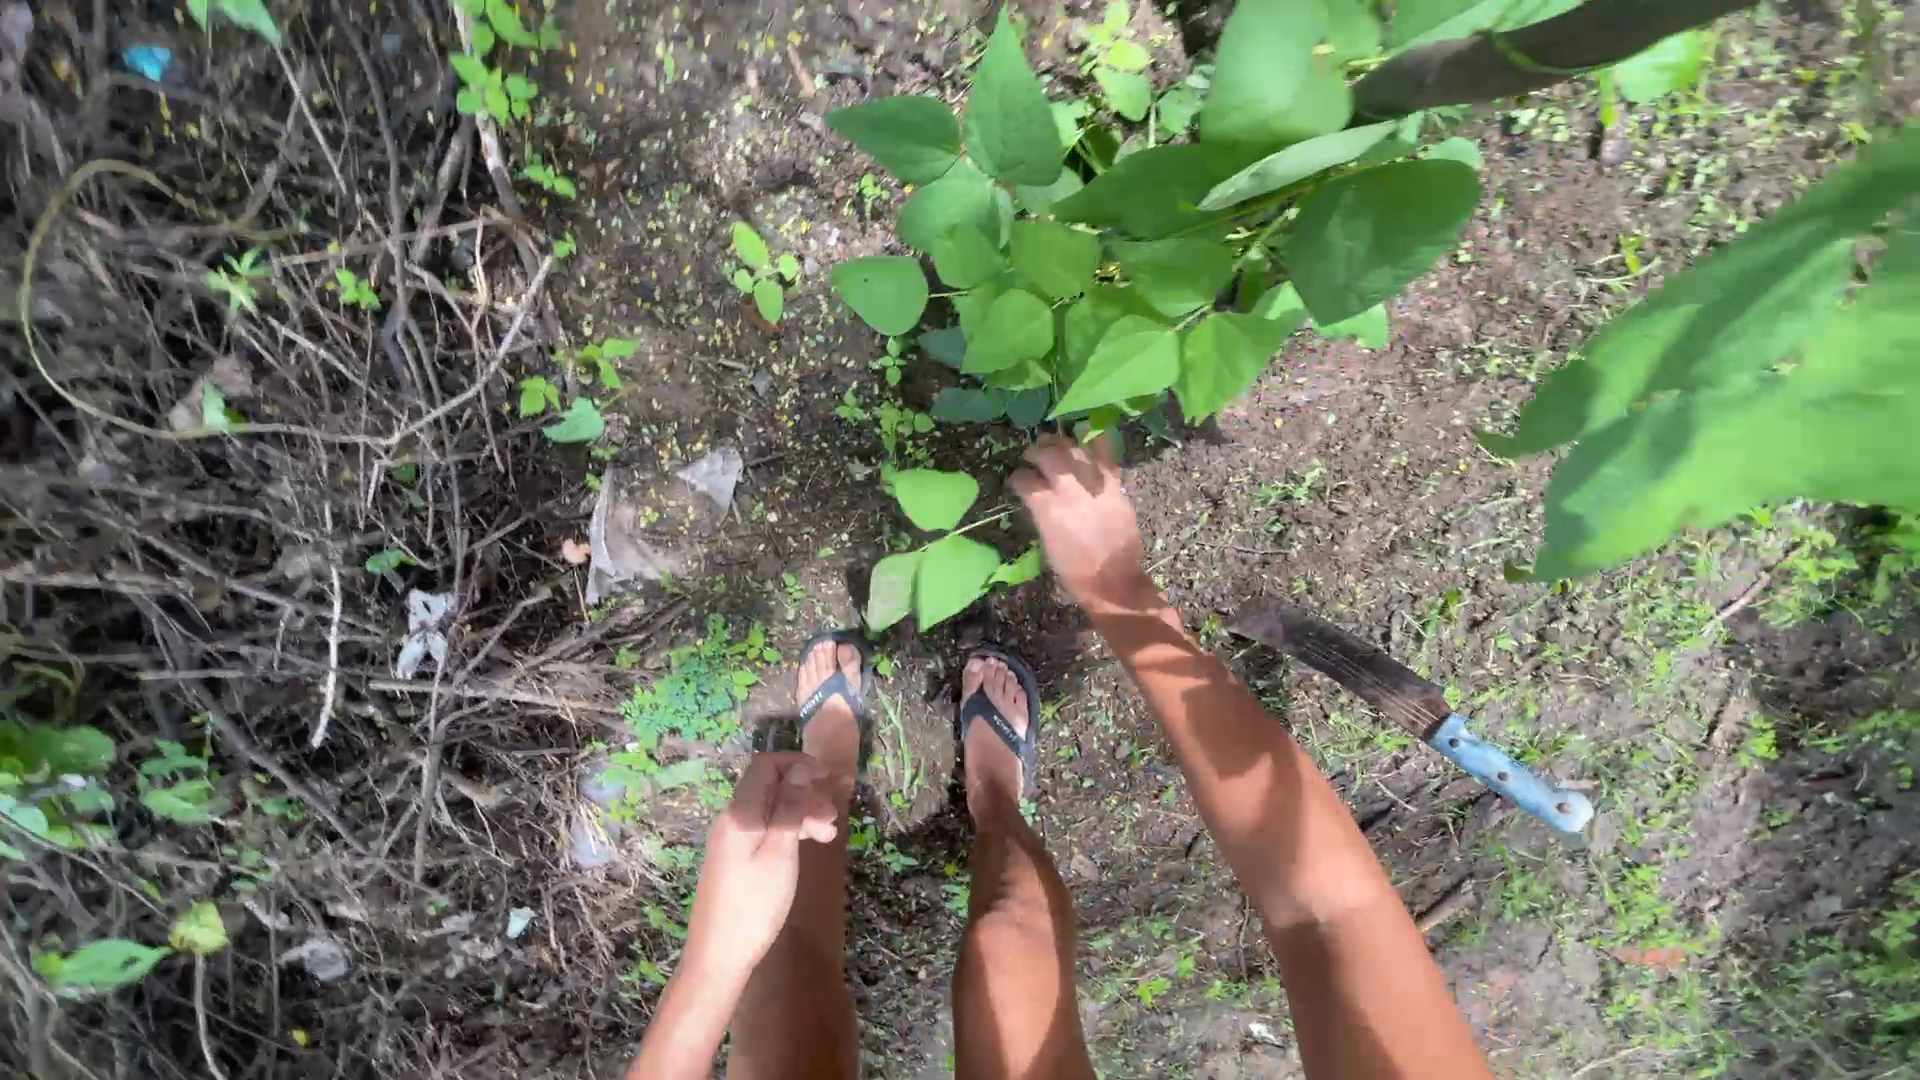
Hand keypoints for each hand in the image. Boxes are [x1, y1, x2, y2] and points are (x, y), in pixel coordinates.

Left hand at [681, 753, 837, 982]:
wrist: (718, 959)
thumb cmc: (754, 904)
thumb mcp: (780, 852)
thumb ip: (789, 807)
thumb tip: (799, 770)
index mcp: (740, 813)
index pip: (765, 766)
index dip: (796, 764)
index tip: (825, 777)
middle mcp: (731, 819)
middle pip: (770, 788)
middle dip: (804, 793)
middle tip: (834, 815)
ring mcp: (731, 840)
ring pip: (770, 810)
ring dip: (801, 814)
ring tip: (828, 834)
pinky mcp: (734, 859)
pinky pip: (764, 830)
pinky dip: (788, 831)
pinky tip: (808, 846)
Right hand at [1009, 433, 1156, 614]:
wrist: (1113, 581)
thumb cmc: (1074, 572)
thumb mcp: (1047, 543)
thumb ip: (1041, 515)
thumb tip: (1036, 497)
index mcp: (1048, 512)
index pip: (1025, 481)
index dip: (1018, 477)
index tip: (1016, 477)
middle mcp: (1070, 494)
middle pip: (1049, 458)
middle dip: (1036, 451)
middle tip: (1032, 453)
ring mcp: (1095, 488)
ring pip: (1076, 452)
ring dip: (1062, 443)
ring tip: (1054, 441)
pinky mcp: (1116, 488)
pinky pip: (1106, 458)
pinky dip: (1097, 443)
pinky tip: (1088, 433)